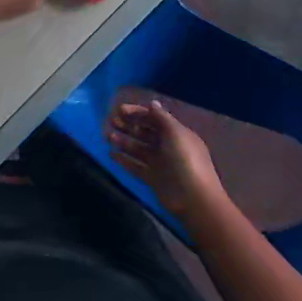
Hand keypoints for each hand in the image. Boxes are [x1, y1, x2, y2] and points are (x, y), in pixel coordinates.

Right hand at [106, 97, 225, 217]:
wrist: (193, 198)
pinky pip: (135, 166)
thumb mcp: (176, 134)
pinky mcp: (152, 178)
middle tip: (111, 121)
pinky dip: (123, 159)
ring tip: (108, 136)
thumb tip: (152, 103)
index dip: (138, 113)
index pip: (155, 119)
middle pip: (145, 132)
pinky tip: (111, 154)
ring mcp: (160, 163)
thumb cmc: (185, 160)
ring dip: (123, 141)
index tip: (119, 110)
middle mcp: (168, 147)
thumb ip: (162, 117)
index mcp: (177, 134)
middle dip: (128, 125)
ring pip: (138, 148)